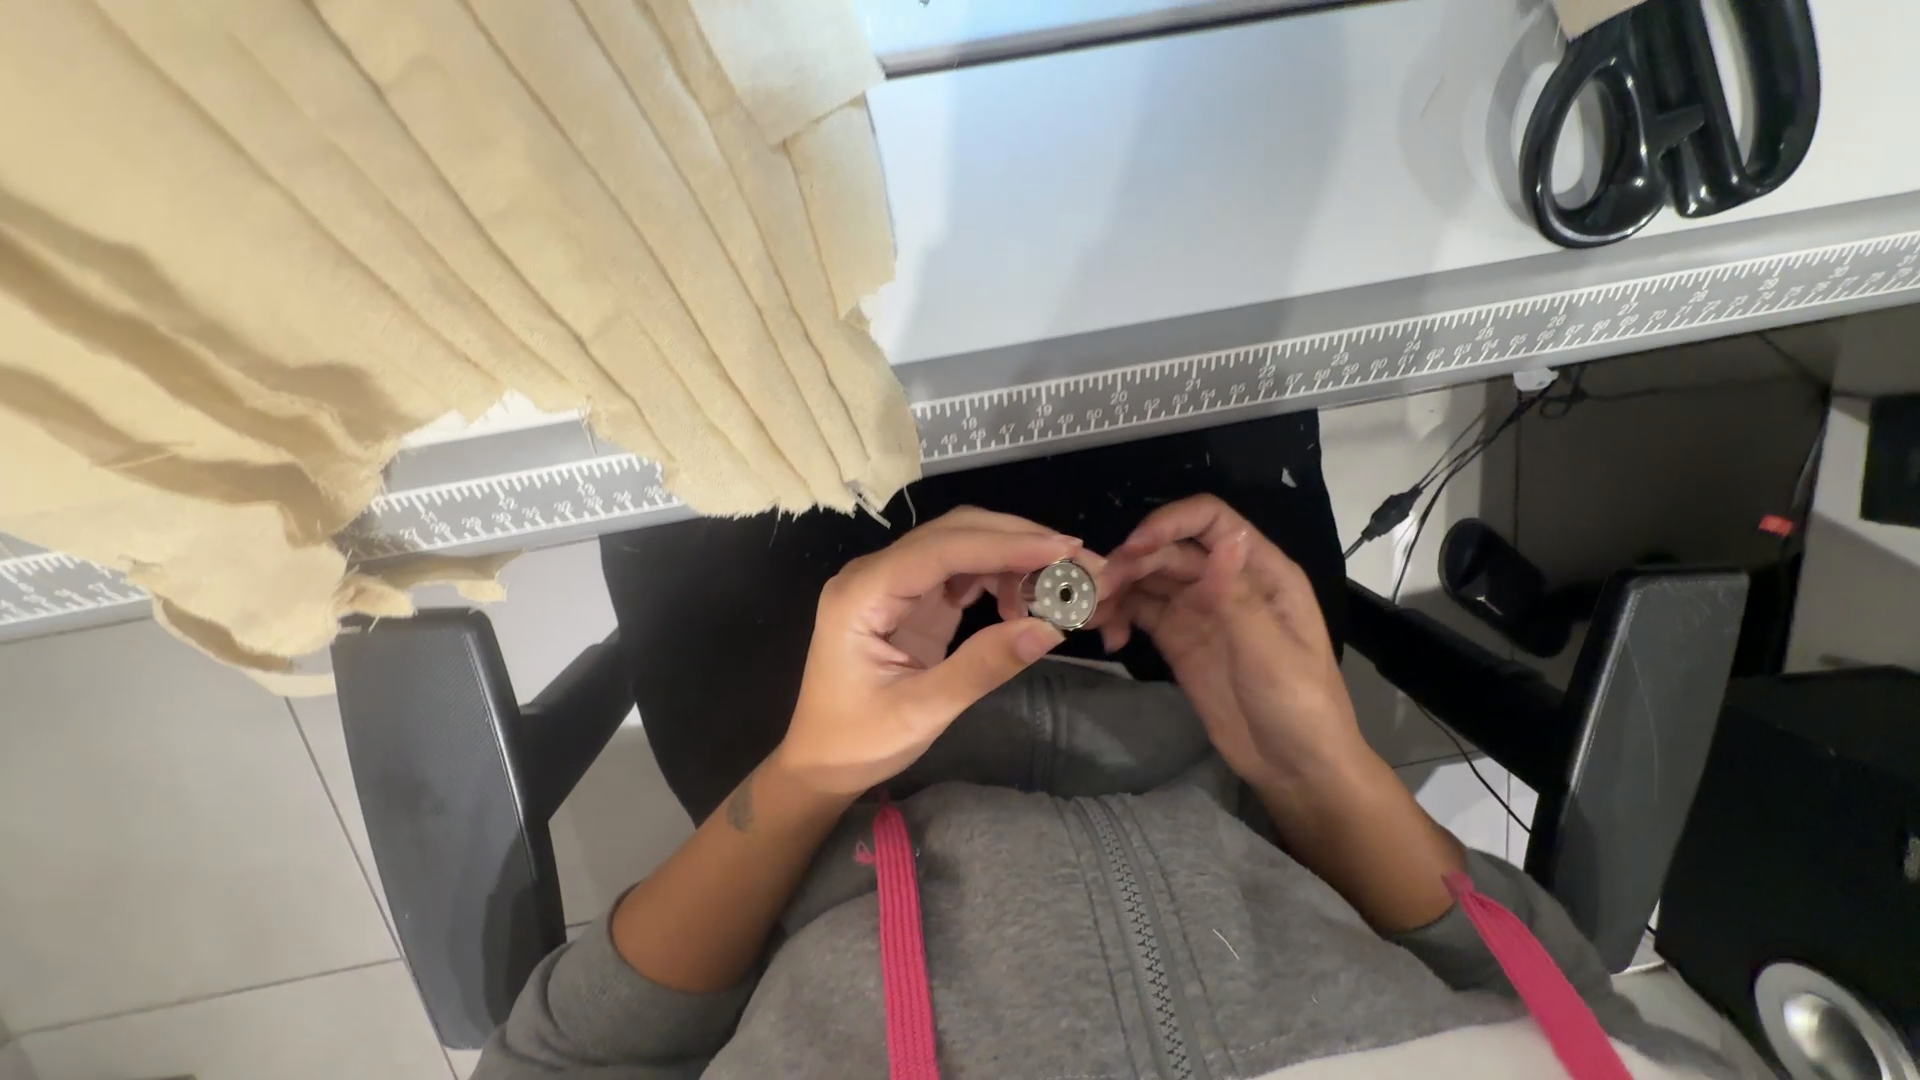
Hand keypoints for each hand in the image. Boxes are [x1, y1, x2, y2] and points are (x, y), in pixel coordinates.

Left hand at [776, 508, 1078, 796]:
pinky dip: (998, 577)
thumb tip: (1050, 629)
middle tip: (1081, 562)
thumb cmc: (858, 741)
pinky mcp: (910, 599)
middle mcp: (874, 574)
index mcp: (861, 594)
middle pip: (954, 532)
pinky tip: (1023, 602)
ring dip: (1013, 556)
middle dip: (1019, 541)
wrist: (821, 762)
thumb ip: (982, 666)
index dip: (1005, 545)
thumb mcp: (921, 711)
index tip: (1064, 550)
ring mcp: (892, 583)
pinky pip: (960, 570)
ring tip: (1060, 589)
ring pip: (961, 545)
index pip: (942, 549)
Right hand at [1094, 495, 1365, 792]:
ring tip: (1092, 616)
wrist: (1295, 768)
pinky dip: (1120, 618)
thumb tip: (1224, 537)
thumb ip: (1238, 595)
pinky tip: (1111, 640)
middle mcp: (1225, 581)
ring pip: (1148, 580)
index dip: (1168, 523)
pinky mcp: (1179, 640)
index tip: (1132, 549)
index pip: (1210, 521)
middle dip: (1130, 564)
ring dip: (1117, 590)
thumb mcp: (1269, 652)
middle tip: (1095, 593)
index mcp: (1260, 571)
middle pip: (1168, 551)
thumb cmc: (1299, 705)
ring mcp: (1200, 610)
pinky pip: (1141, 613)